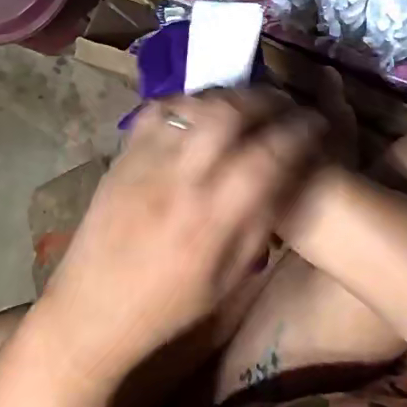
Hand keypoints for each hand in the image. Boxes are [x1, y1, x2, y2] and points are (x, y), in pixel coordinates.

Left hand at [29, 89, 325, 387]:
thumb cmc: (168, 306)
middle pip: (231, 113)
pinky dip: (187, 100)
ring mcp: (149, 160)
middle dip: (266, 99)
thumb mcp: (228, 278)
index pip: (269, 155)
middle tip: (283, 102)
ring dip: (231, 95)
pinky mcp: (125, 152)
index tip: (315, 121)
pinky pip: (159, 108)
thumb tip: (293, 171)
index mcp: (213, 220)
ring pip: (197, 103)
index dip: (300, 131)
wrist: (91, 312)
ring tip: (247, 102)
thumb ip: (262, 220)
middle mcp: (182, 181)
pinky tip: (202, 110)